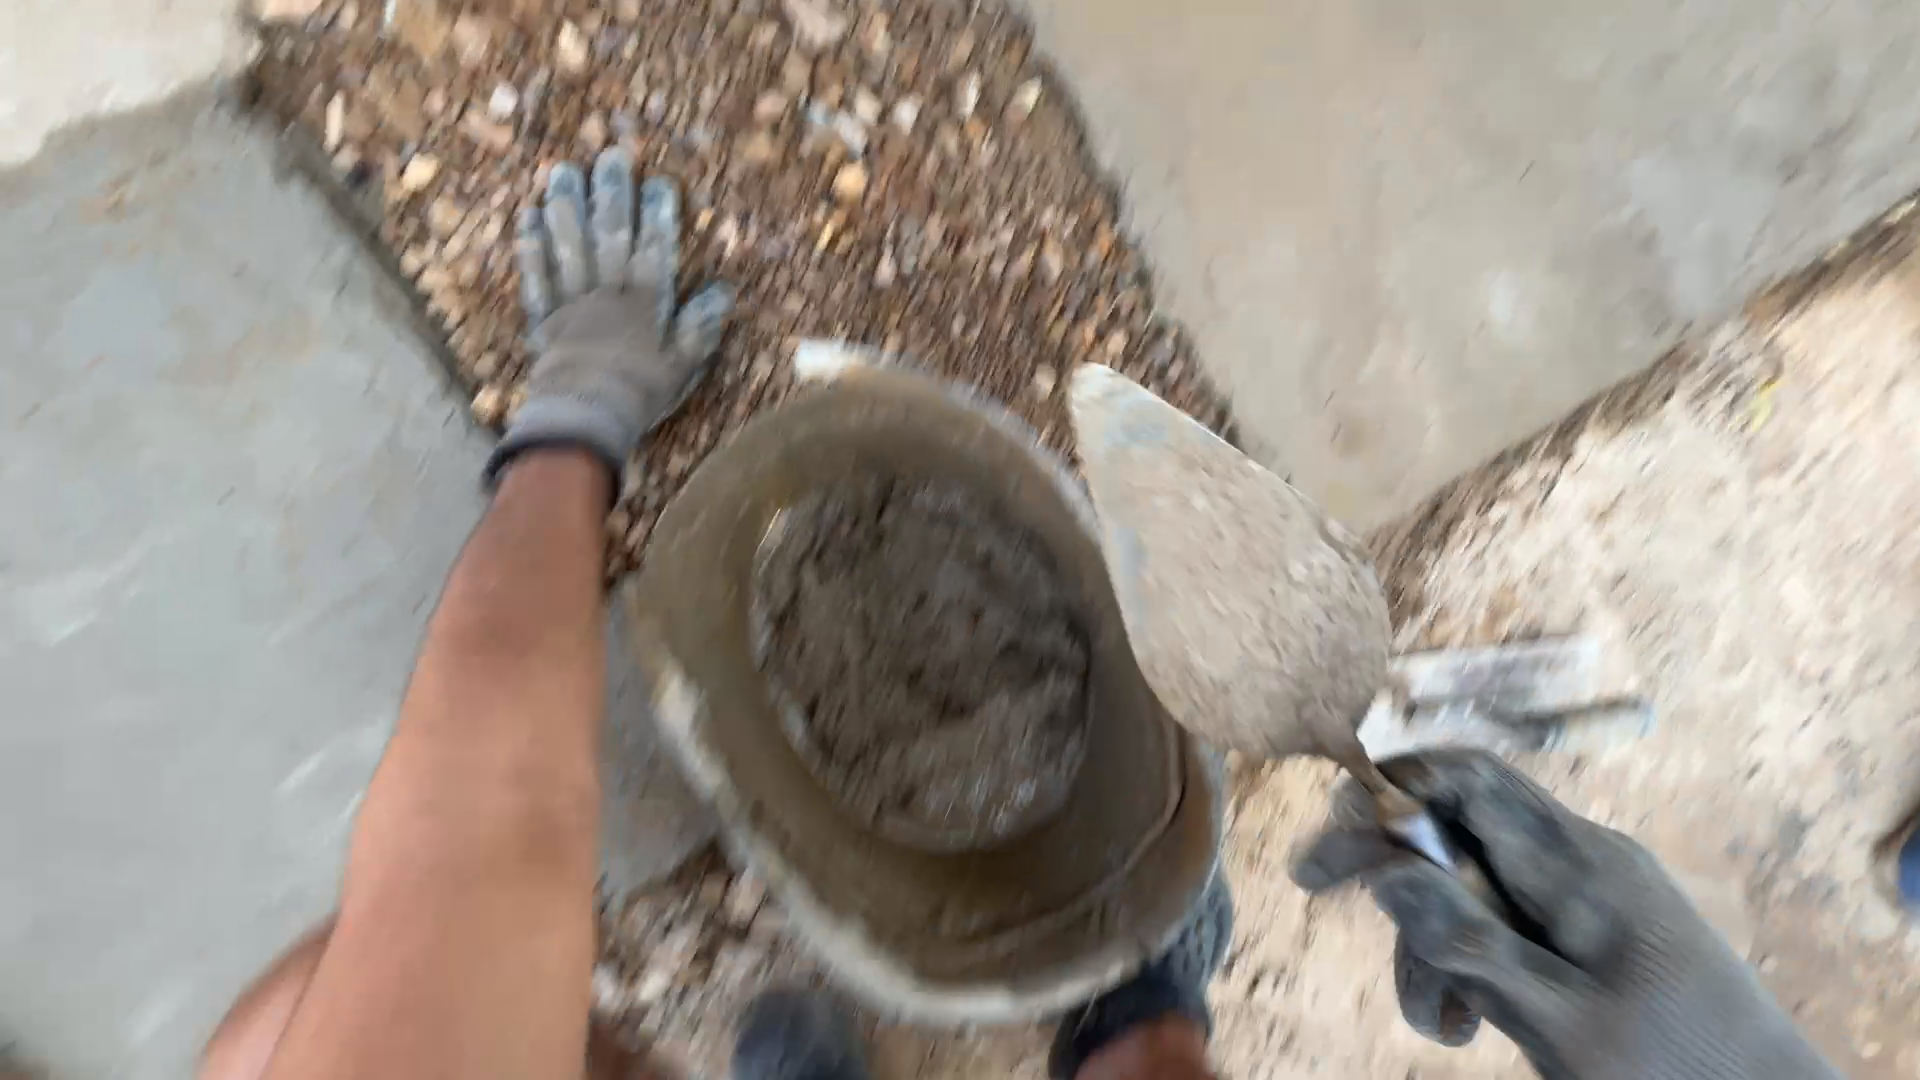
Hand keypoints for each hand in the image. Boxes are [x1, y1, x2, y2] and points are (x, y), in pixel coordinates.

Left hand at [484, 148, 734, 487]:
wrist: (584, 417)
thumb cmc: (642, 392)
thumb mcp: (685, 364)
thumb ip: (701, 325)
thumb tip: (722, 290)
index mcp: (645, 302)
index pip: (654, 247)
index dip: (657, 214)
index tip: (659, 182)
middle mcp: (607, 290)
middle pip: (609, 233)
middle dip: (611, 193)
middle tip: (609, 156)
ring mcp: (571, 299)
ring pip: (568, 244)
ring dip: (565, 205)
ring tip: (562, 171)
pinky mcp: (544, 316)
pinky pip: (537, 273)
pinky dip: (532, 244)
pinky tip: (529, 216)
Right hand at [1291, 749, 1837, 1079]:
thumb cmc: (1684, 1078)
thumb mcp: (1566, 1022)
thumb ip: (1471, 941)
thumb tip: (1383, 869)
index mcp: (1579, 861)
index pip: (1464, 776)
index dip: (1388, 782)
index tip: (1334, 829)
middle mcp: (1573, 856)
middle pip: (1448, 826)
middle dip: (1391, 870)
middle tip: (1321, 889)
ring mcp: (1576, 891)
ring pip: (1463, 879)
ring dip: (1427, 937)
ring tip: (1438, 1020)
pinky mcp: (1576, 926)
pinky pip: (1494, 916)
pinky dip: (1462, 956)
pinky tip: (1463, 1016)